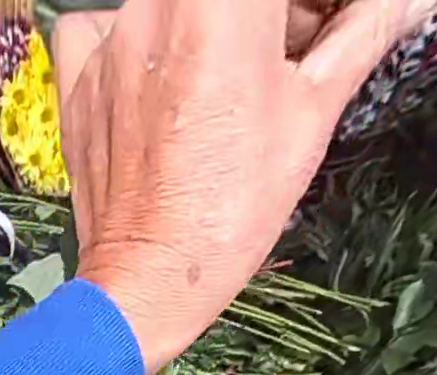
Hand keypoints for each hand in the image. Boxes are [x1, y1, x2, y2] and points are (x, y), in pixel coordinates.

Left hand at [52, 0, 417, 372]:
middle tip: (287, 59)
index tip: (314, 33)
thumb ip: (360, 34)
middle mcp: (156, 1)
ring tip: (222, 96)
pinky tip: (157, 91)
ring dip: (209, 28)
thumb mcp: (310, 120)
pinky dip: (136, 49)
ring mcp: (108, 39)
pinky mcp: (76, 80)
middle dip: (265, 15)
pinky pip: (104, 32)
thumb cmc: (233, 213)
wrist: (150, 284)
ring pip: (171, 4)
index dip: (306, 9)